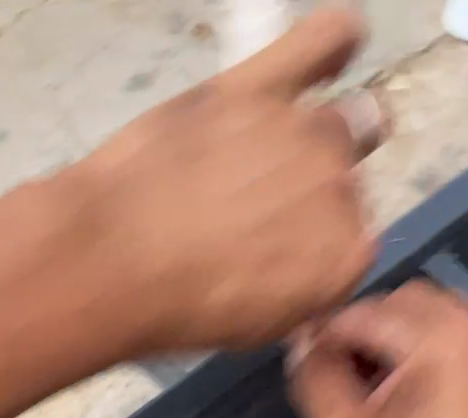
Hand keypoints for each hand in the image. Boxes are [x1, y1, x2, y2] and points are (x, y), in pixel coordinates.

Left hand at [66, 8, 385, 351]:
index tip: (280, 256)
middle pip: (345, 183)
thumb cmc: (183, 309)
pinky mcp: (260, 88)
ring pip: (337, 124)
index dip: (315, 250)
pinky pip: (321, 44)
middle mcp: (341, 191)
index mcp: (346, 258)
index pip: (350, 244)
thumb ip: (300, 293)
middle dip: (312, 198)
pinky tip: (341, 42)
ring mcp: (306, 133)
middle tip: (257, 212)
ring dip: (311, 141)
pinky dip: (334, 42)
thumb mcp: (257, 326)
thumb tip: (307, 273)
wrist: (117, 259)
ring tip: (265, 158)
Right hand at [288, 281, 467, 417]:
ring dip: (391, 340)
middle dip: (362, 333)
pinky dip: (422, 351)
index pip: (367, 312)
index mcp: (445, 339)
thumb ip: (315, 380)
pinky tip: (402, 392)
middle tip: (335, 378)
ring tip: (366, 388)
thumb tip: (301, 344)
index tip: (300, 361)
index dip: (325, 335)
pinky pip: (454, 336)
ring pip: (429, 316)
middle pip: (401, 303)